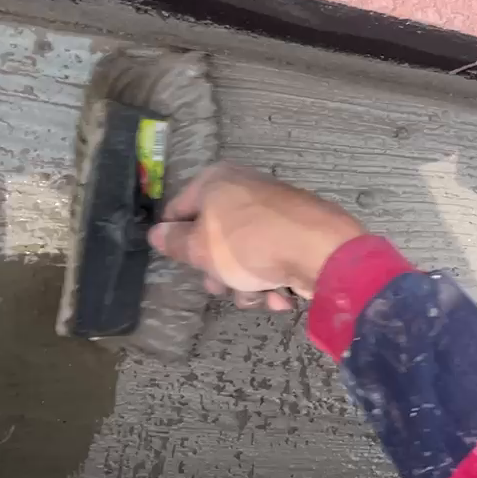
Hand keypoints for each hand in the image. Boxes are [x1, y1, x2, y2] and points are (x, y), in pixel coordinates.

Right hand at [149, 164, 365, 310]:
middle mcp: (246, 192)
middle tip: (221, 288)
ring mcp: (275, 215)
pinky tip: (282, 295)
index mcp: (217, 182)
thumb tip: (157, 233)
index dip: (176, 240)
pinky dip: (275, 282)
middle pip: (217, 239)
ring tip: (259, 295)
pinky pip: (275, 262)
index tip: (181, 263)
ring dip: (248, 286)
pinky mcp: (299, 237)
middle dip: (219, 272)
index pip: (180, 210)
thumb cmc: (248, 244)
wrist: (319, 251)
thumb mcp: (200, 247)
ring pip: (246, 258)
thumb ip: (174, 242)